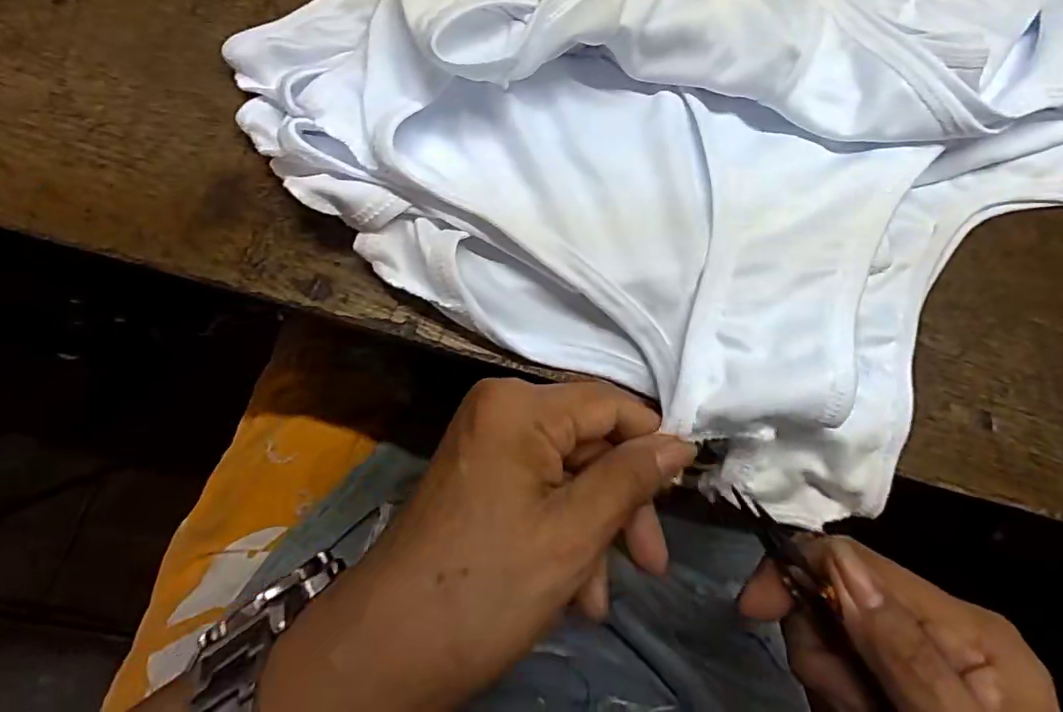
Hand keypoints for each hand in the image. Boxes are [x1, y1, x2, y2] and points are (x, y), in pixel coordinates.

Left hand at [259, 378, 696, 711]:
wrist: (378, 658)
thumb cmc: (482, 589)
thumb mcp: (572, 535)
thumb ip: (630, 480)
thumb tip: (681, 443)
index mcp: (520, 406)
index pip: (610, 404)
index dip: (651, 444)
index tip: (683, 490)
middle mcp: (502, 411)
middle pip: (591, 443)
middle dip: (621, 505)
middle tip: (652, 562)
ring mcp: (488, 446)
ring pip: (570, 475)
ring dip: (595, 532)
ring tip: (601, 596)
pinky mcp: (481, 481)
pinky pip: (541, 493)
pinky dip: (564, 537)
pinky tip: (575, 595)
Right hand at [739, 537, 1058, 711]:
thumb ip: (906, 652)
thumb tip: (843, 564)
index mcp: (969, 630)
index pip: (866, 564)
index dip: (802, 569)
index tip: (751, 608)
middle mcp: (946, 638)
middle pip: (844, 602)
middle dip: (822, 651)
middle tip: (847, 710)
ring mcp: (925, 673)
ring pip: (838, 645)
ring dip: (830, 684)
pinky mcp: (904, 699)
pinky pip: (847, 681)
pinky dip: (840, 702)